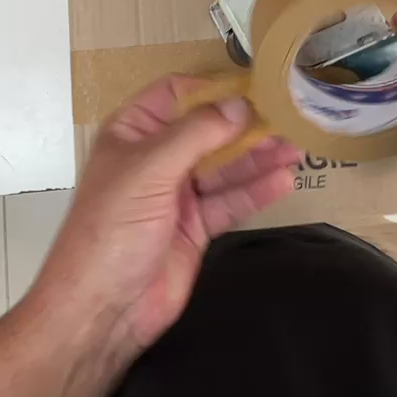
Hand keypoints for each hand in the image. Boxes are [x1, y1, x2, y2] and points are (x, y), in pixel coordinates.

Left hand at [28, 76, 300, 354]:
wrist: (102, 309)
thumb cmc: (112, 228)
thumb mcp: (150, 169)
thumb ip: (197, 134)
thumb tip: (240, 105)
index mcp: (132, 133)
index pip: (175, 94)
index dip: (211, 88)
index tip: (252, 87)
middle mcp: (155, 158)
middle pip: (207, 130)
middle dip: (244, 125)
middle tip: (285, 118)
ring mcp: (177, 194)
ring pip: (224, 167)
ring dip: (258, 157)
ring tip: (295, 147)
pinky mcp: (195, 227)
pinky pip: (230, 201)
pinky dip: (256, 191)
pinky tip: (283, 180)